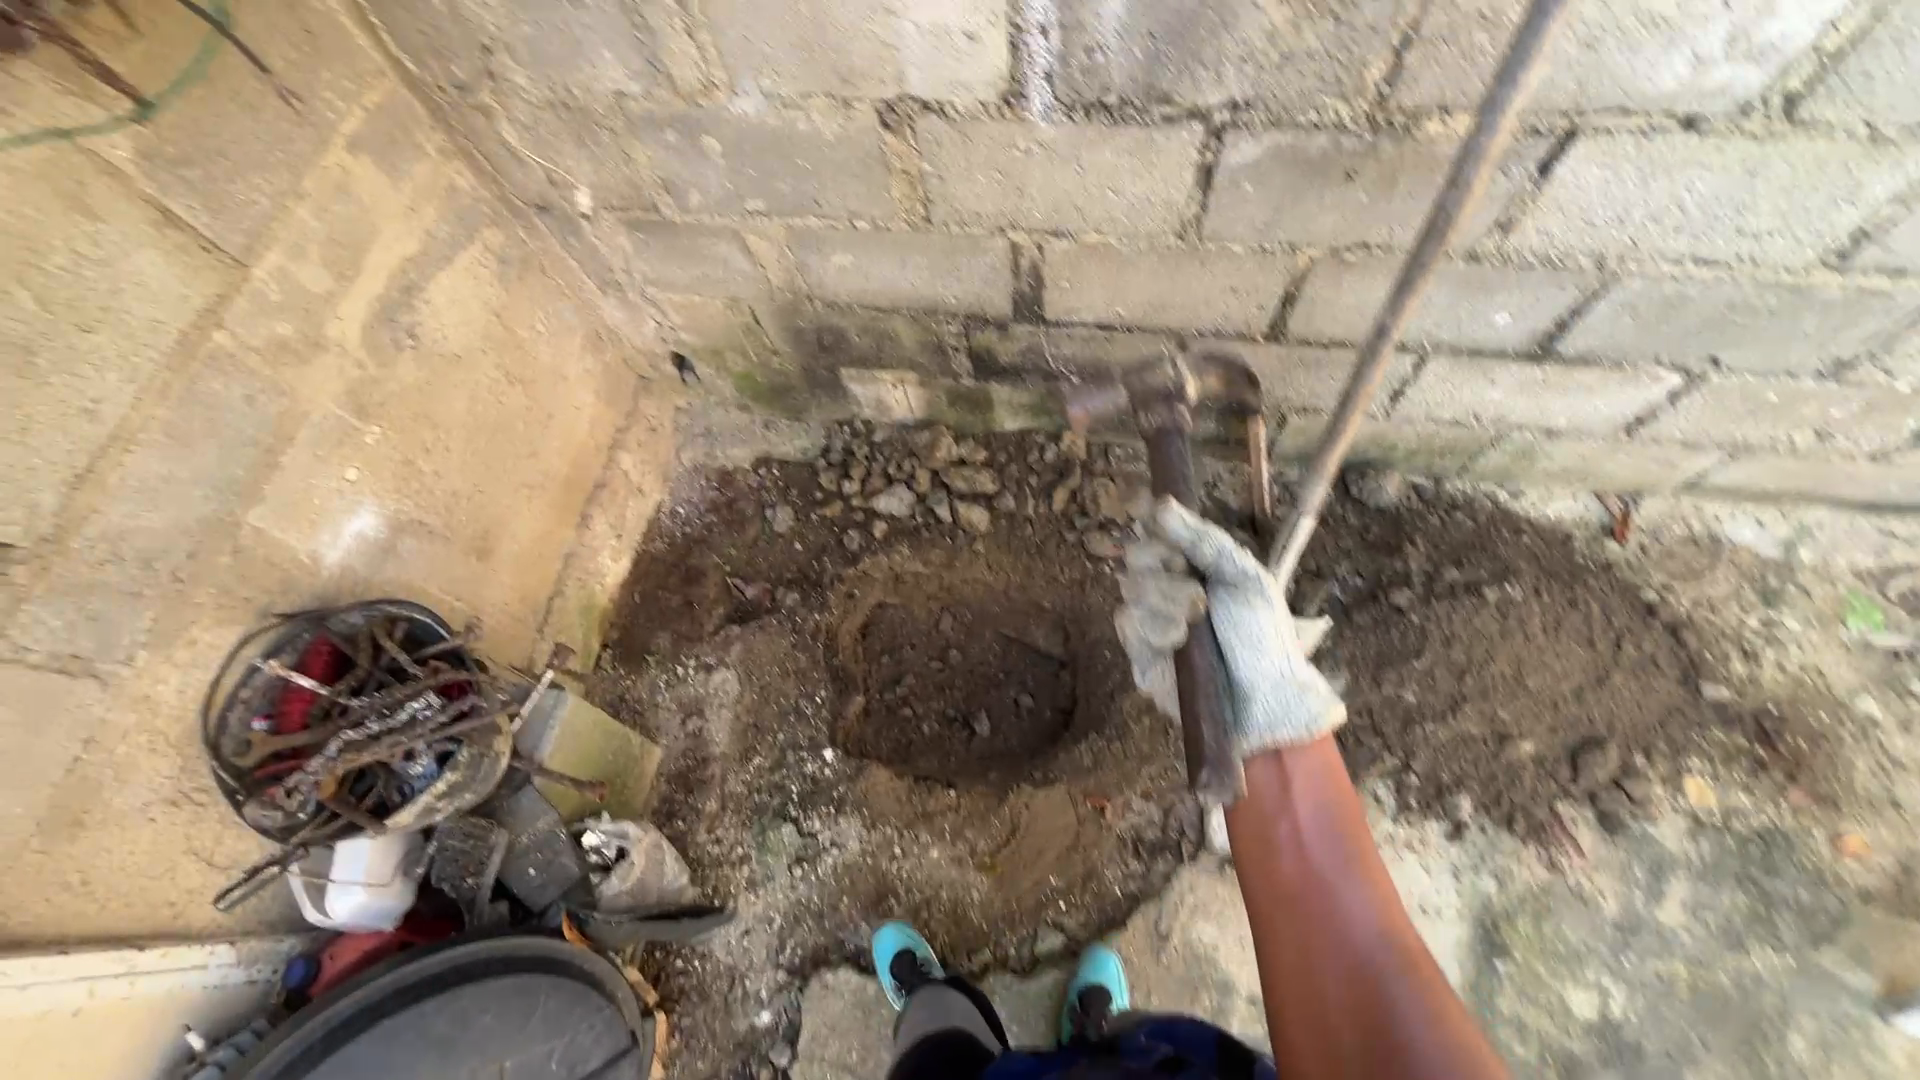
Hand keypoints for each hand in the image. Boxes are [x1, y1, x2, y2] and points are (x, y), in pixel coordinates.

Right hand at [1115, 498, 1345, 756]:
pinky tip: (1178, 641)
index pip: (1155, 531)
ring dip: (1163, 600)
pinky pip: (1128, 625)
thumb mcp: (1244, 577)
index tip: (1145, 509)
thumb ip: (1202, 540)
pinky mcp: (1139, 656)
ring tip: (1195, 622)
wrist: (1266, 700)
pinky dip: (1154, 627)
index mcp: (1193, 567)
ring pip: (1129, 590)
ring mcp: (1150, 623)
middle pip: (1135, 557)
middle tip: (1194, 584)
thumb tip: (1160, 503)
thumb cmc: (1263, 636)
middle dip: (1161, 566)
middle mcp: (1166, 589)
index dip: (1147, 519)